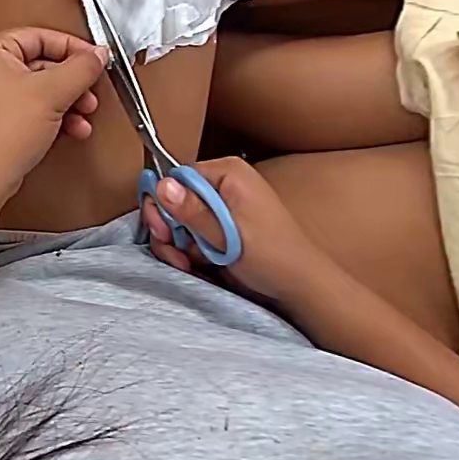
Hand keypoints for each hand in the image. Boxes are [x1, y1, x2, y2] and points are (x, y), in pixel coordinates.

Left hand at [0, 28, 108, 202]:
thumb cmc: (0, 136)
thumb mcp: (52, 93)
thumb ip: (81, 69)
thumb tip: (97, 54)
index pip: (38, 36)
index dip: (71, 47)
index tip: (93, 59)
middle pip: (41, 65)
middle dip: (72, 83)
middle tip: (90, 92)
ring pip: (40, 90)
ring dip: (68, 103)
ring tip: (84, 115)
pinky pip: (32, 110)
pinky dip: (54, 118)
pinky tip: (72, 129)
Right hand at [142, 157, 341, 308]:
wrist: (296, 285)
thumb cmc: (273, 257)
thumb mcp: (228, 235)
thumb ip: (193, 211)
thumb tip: (163, 185)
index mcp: (228, 174)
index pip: (175, 178)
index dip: (164, 205)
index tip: (165, 232)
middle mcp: (222, 186)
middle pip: (172, 201)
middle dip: (169, 231)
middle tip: (178, 254)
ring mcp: (219, 209)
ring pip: (177, 222)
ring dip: (177, 247)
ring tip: (191, 264)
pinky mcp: (218, 229)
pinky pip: (188, 236)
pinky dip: (188, 253)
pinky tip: (198, 266)